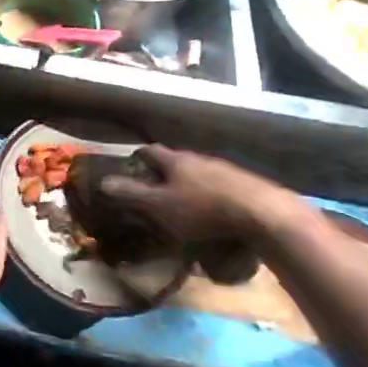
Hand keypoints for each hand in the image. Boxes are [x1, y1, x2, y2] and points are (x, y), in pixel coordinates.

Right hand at [99, 146, 295, 242]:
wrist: (264, 215)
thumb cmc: (202, 210)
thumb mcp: (159, 206)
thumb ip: (131, 194)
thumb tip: (103, 181)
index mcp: (177, 161)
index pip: (151, 151)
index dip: (138, 156)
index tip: (129, 166)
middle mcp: (201, 160)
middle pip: (177, 162)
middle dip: (164, 175)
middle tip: (153, 191)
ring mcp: (227, 172)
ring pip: (200, 175)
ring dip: (189, 186)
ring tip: (182, 207)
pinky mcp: (247, 187)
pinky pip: (220, 188)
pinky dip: (210, 198)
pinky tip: (212, 215)